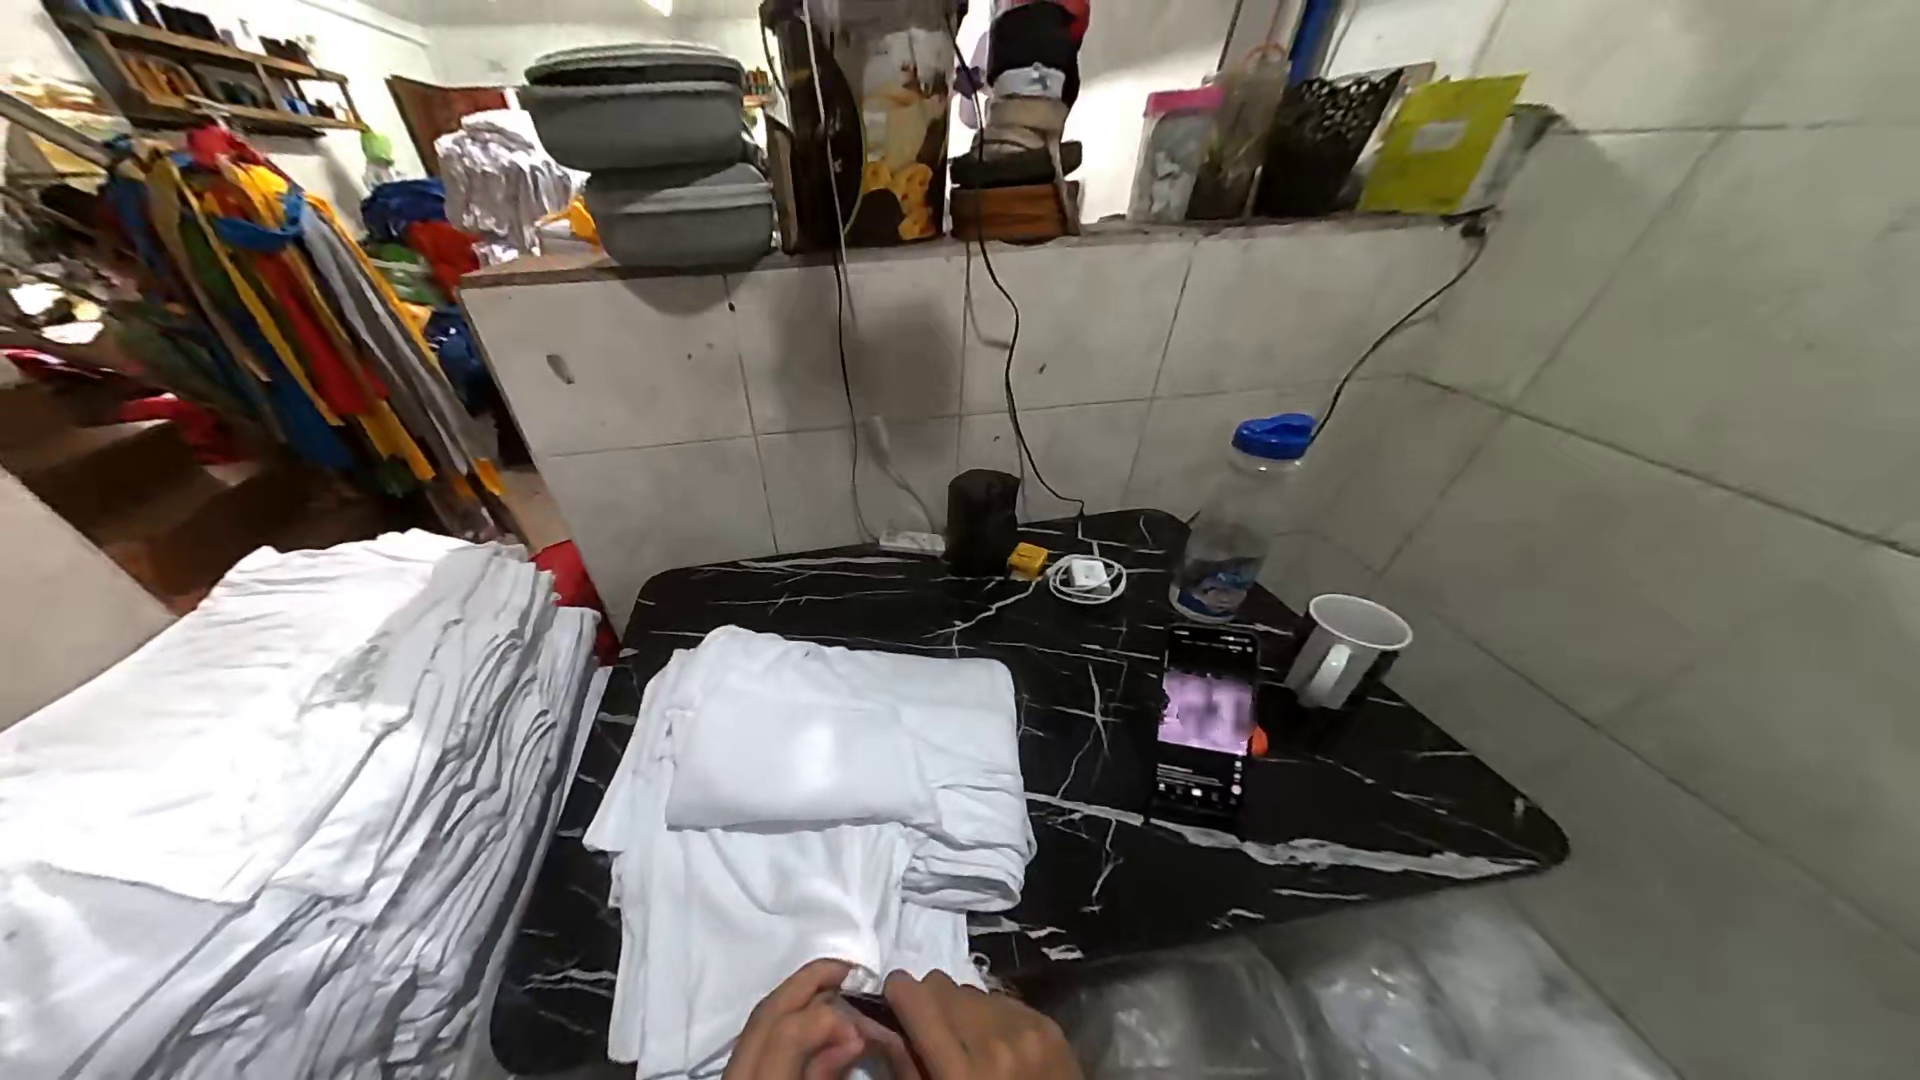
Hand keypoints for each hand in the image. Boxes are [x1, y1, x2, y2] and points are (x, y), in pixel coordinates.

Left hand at [725, 959, 922, 1079]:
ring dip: (799, 996)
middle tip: (851, 968)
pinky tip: (813, 1022)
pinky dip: (786, 1021)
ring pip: (759, 1022)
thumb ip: (826, 1077)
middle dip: (810, 981)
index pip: (788, 1034)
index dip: (828, 1018)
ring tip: (837, 988)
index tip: (863, 1029)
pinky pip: (756, 1042)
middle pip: (767, 1015)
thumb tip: (852, 1036)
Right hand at [884, 971, 1082, 1079]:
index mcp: (960, 1073)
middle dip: (929, 1002)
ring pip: (971, 990)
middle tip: (933, 1034)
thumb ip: (906, 1068)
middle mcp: (993, 1040)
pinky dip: (993, 1018)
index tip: (896, 1006)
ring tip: (972, 1046)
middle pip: (940, 984)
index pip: (915, 996)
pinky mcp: (1047, 1024)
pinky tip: (1000, 1049)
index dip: (898, 995)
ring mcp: (1025, 1027)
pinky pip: (1002, 999)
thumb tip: (878, 1022)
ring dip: (963, 1010)